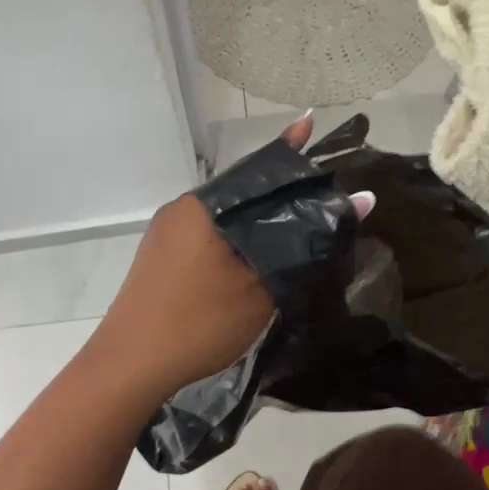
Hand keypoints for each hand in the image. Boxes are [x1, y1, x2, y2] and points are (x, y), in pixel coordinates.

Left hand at [90, 114, 374, 400]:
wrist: (127, 368)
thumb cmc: (199, 322)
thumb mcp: (261, 286)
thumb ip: (306, 242)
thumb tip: (361, 200)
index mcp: (205, 206)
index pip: (259, 168)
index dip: (290, 148)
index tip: (312, 121)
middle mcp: (183, 209)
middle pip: (242, 191)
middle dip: (278, 190)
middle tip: (318, 193)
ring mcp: (166, 234)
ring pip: (225, 216)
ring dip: (257, 217)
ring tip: (295, 223)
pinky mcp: (159, 258)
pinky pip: (207, 235)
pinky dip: (236, 236)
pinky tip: (255, 253)